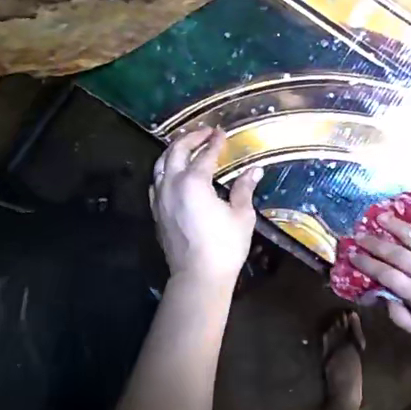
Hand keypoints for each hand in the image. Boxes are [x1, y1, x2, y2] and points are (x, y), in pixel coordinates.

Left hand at [151, 128, 262, 287]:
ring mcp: (160, 199)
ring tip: (186, 147)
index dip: (215, 142)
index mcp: (193, 182)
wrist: (198, 276)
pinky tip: (172, 174)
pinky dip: (165, 172)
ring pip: (161, 165)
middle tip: (205, 133)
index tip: (222, 133)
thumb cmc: (224, 246)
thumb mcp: (241, 215)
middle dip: (191, 139)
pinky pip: (156, 183)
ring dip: (174, 152)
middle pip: (177, 152)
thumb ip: (244, 189)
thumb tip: (254, 170)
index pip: (205, 155)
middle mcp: (172, 185)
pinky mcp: (157, 212)